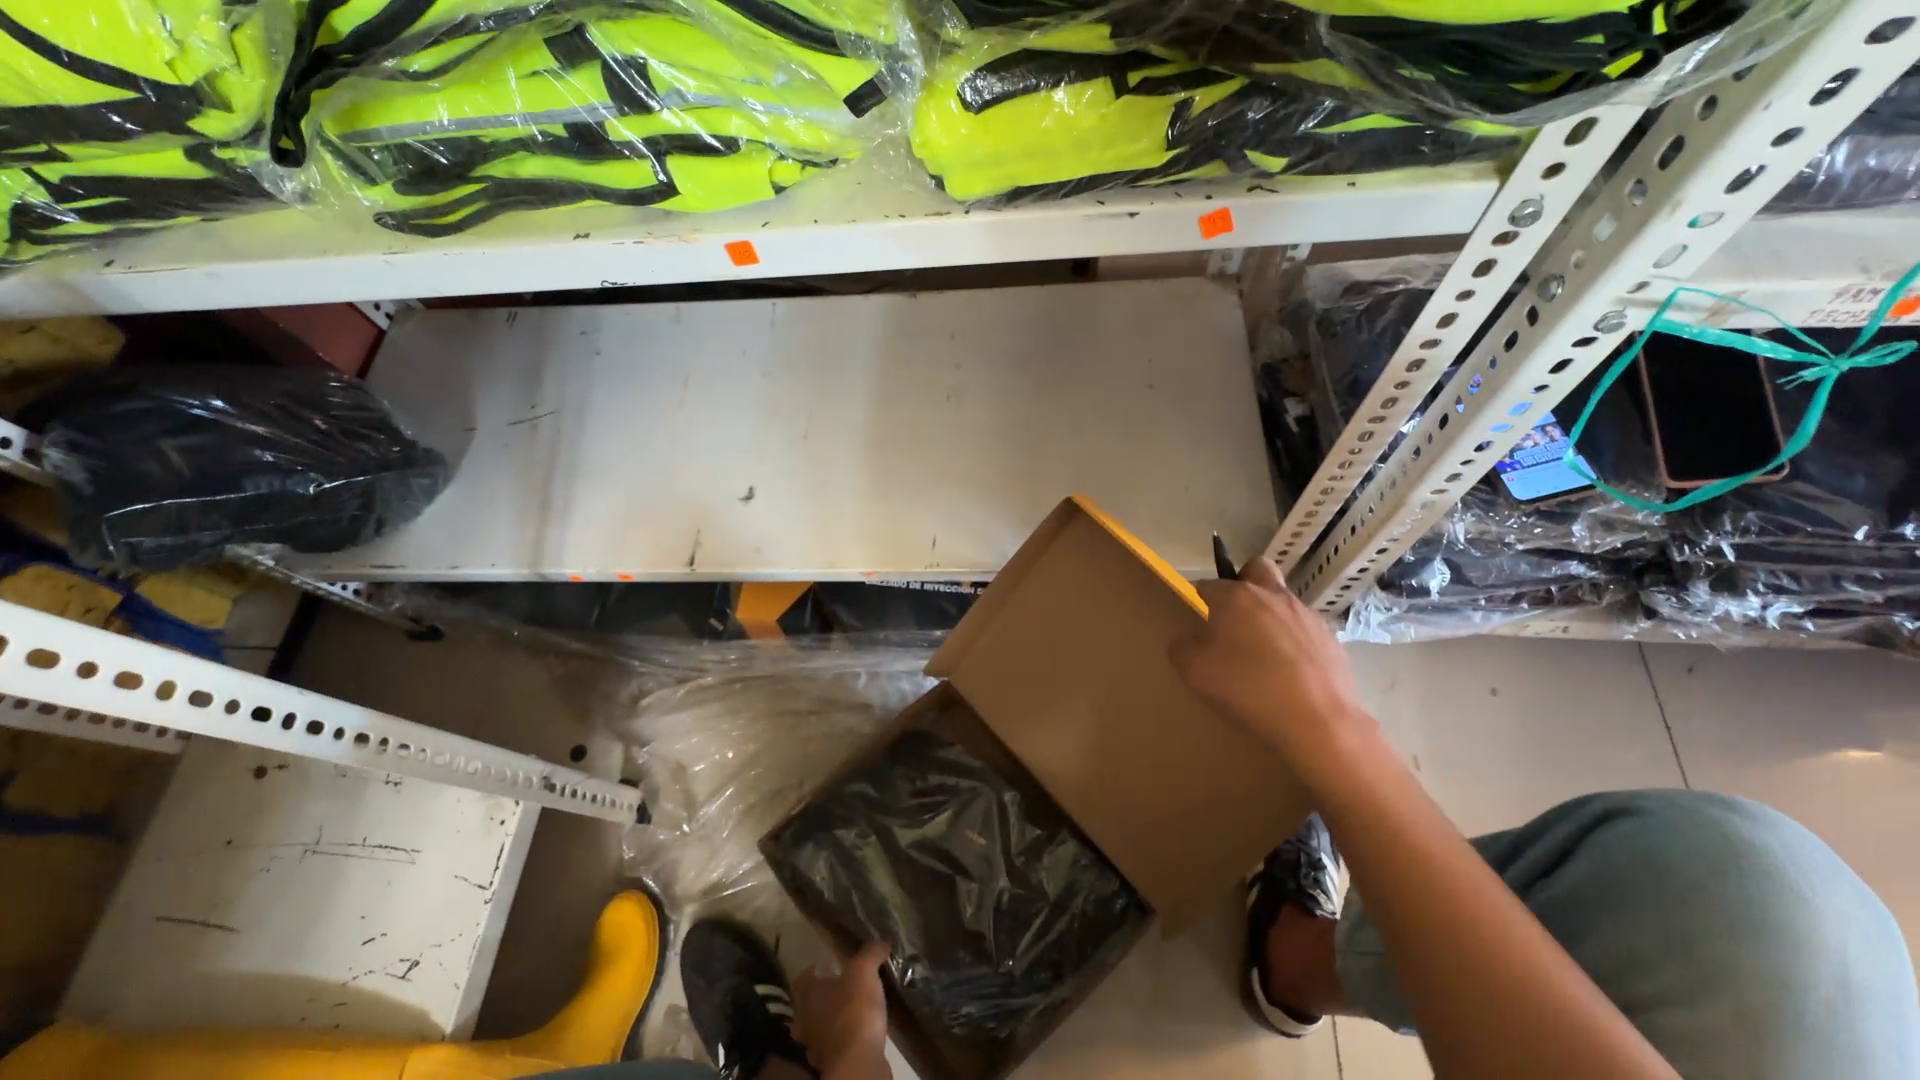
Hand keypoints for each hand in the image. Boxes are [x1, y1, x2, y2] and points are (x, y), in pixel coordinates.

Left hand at [793, 941, 891, 1079]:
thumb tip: (881, 942)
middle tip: (849, 985)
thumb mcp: (864, 972)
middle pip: (811, 1002)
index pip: (804, 976)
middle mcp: (803, 1018)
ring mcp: (813, 1043)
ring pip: (821, 1024)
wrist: (857, 1061)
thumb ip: (870, 954)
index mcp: (806, 994)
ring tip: (857, 1009)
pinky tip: (860, 1032)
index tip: (835, 964)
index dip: (818, 969)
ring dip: (835, 1017)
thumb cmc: (853, 1010)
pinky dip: (845, 1037)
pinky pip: (835, 1043)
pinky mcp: (830, 1060)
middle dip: (827, 994)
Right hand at [1170, 556, 1375, 778]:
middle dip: (1244, 583)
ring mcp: (1305, 613)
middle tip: (1237, 619)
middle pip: (1256, 568)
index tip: (1201, 627)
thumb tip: (1188, 639)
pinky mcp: (1329, 635)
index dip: (1201, 602)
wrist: (1316, 718)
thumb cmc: (1247, 688)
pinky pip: (1304, 628)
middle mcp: (1272, 595)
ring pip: (1282, 599)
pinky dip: (1294, 641)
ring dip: (1270, 616)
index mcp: (1236, 597)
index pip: (1208, 585)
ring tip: (1265, 657)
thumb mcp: (1195, 672)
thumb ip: (1182, 647)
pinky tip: (1291, 672)